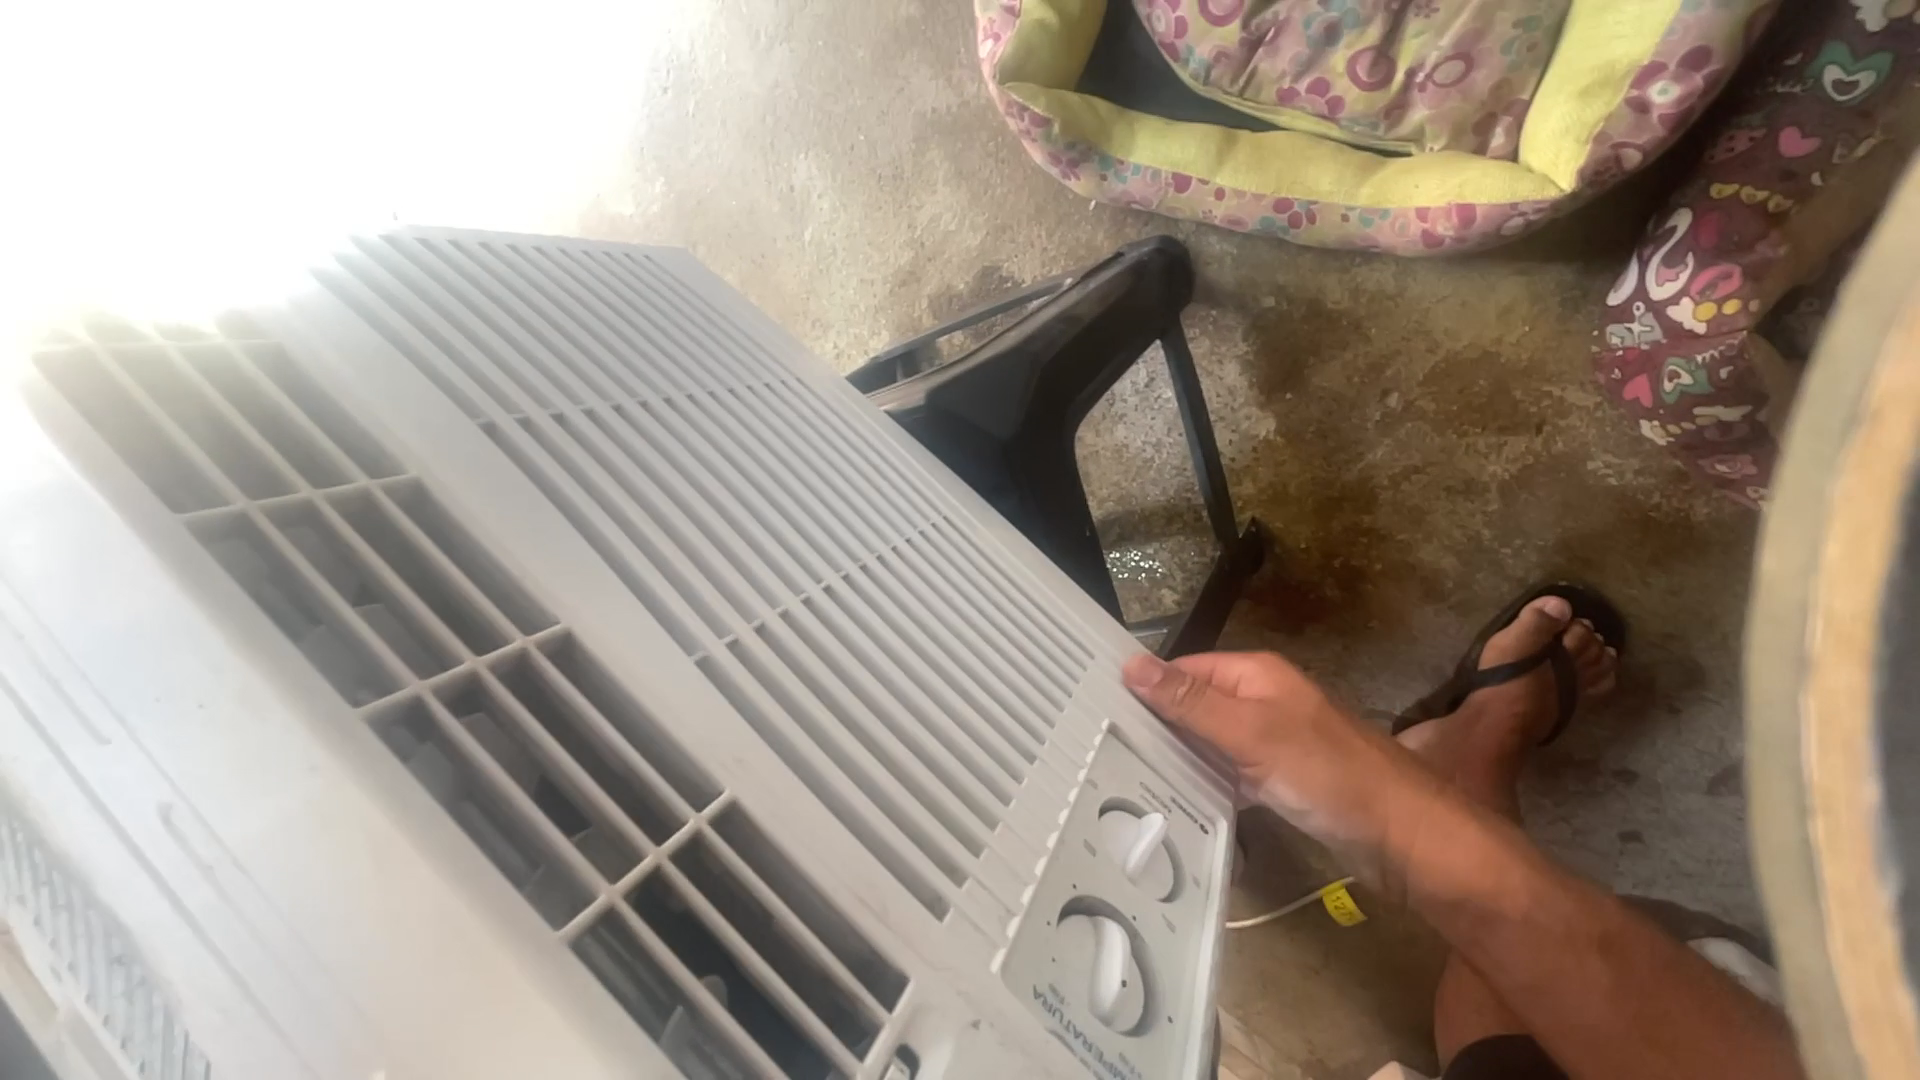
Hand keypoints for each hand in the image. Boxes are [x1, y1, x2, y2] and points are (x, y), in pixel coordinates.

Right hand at [1121, 651, 1446, 857]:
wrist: (1408, 838)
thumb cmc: (1328, 774)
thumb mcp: (1251, 733)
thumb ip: (1190, 702)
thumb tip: (1131, 664)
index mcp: (1255, 675)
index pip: (1183, 670)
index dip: (1145, 687)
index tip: (1100, 712)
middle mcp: (1261, 700)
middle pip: (1194, 705)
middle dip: (1158, 725)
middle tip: (1106, 749)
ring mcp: (1271, 741)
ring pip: (1209, 741)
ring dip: (1180, 756)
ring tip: (1128, 776)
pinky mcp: (1279, 779)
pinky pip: (1229, 772)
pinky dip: (1207, 782)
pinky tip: (1178, 801)